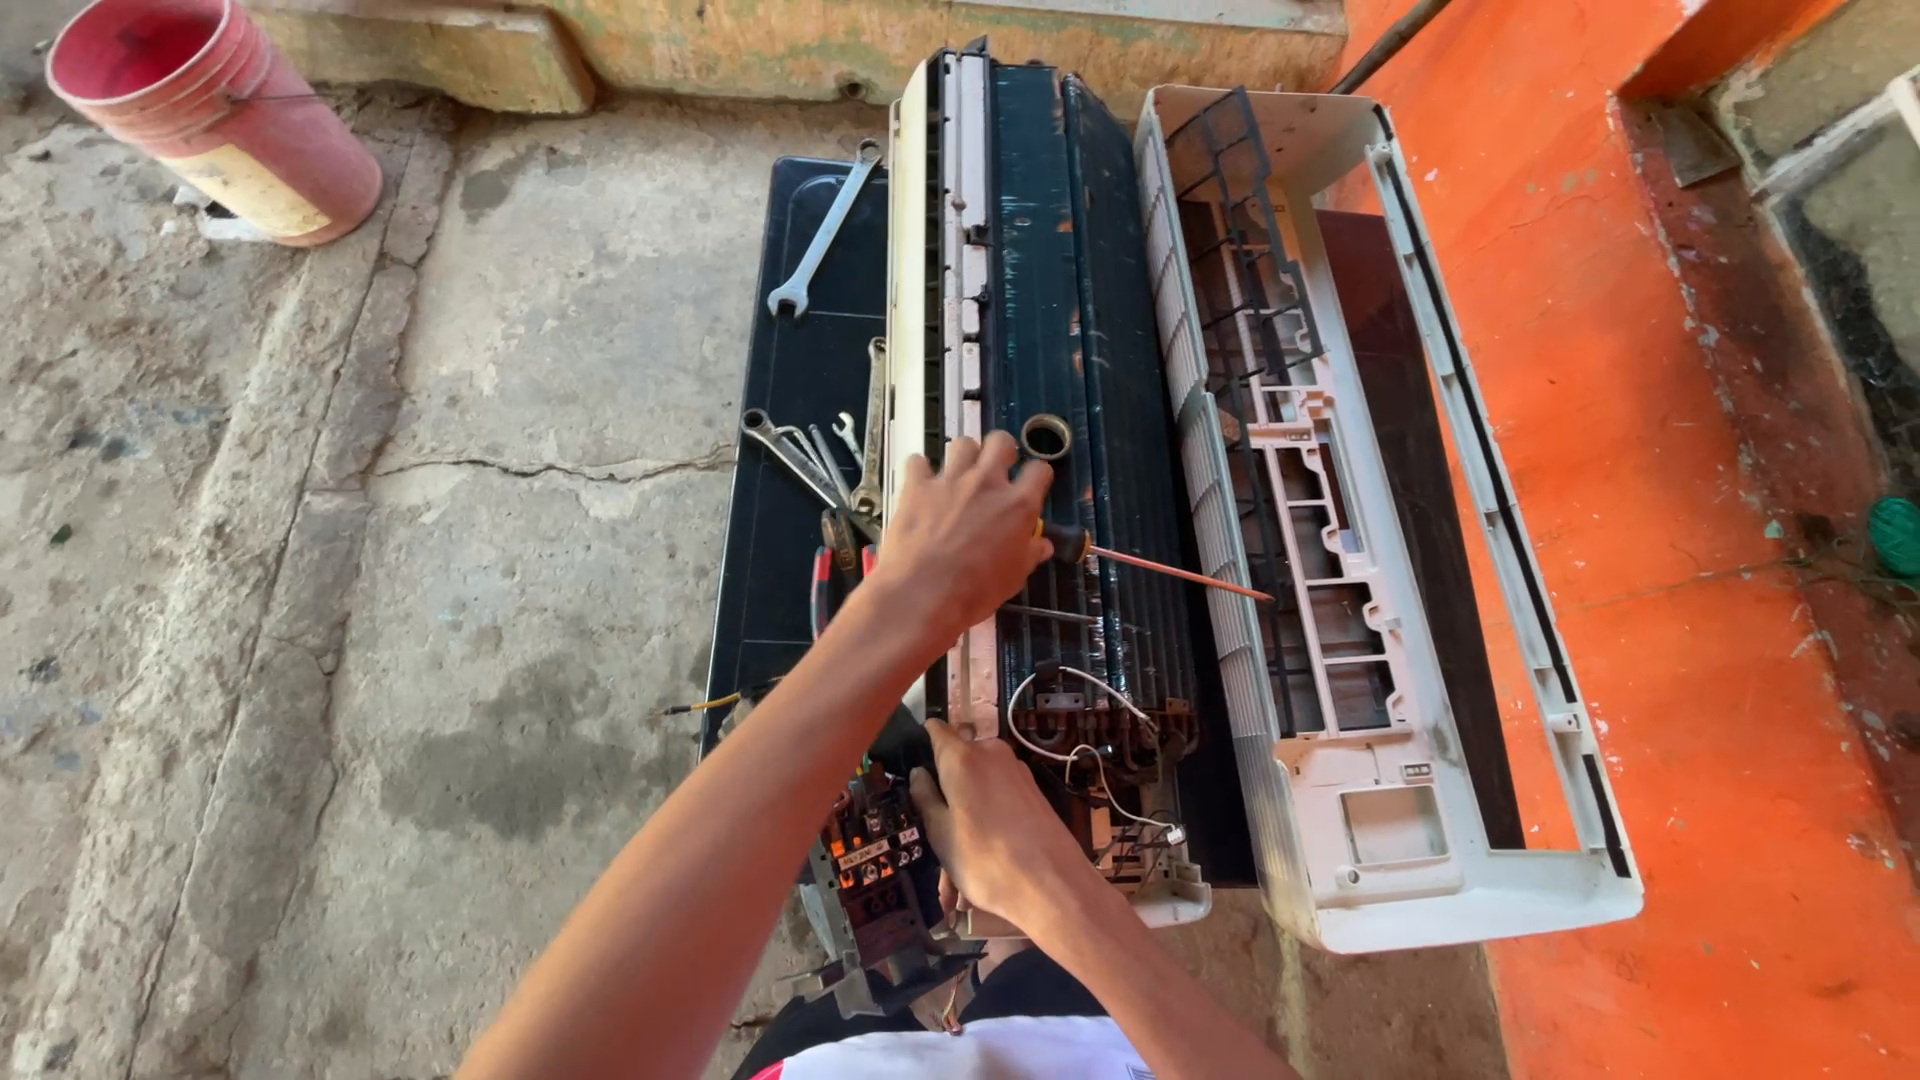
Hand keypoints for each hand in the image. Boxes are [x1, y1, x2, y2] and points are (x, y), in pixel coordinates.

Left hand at [867, 431, 1053, 648]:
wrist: (923, 592)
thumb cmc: (976, 590)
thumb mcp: (1014, 577)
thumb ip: (1030, 554)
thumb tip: (1043, 545)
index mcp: (1017, 504)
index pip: (1039, 470)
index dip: (1037, 475)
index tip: (1031, 485)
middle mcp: (986, 482)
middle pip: (1001, 441)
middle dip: (1001, 451)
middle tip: (995, 470)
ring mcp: (950, 480)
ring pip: (962, 443)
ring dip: (964, 455)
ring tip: (959, 474)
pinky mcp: (916, 486)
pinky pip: (918, 461)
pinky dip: (920, 470)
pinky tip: (921, 484)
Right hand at [908, 719, 1108, 939]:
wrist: (1053, 884)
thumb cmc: (985, 858)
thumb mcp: (941, 833)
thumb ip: (925, 797)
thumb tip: (918, 772)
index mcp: (962, 756)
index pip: (936, 729)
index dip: (921, 742)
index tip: (913, 769)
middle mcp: (990, 752)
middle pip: (958, 763)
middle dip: (945, 797)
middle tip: (935, 841)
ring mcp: (1015, 769)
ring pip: (978, 788)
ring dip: (966, 820)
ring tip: (957, 879)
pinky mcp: (1032, 789)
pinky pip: (998, 799)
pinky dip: (988, 823)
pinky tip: (983, 867)